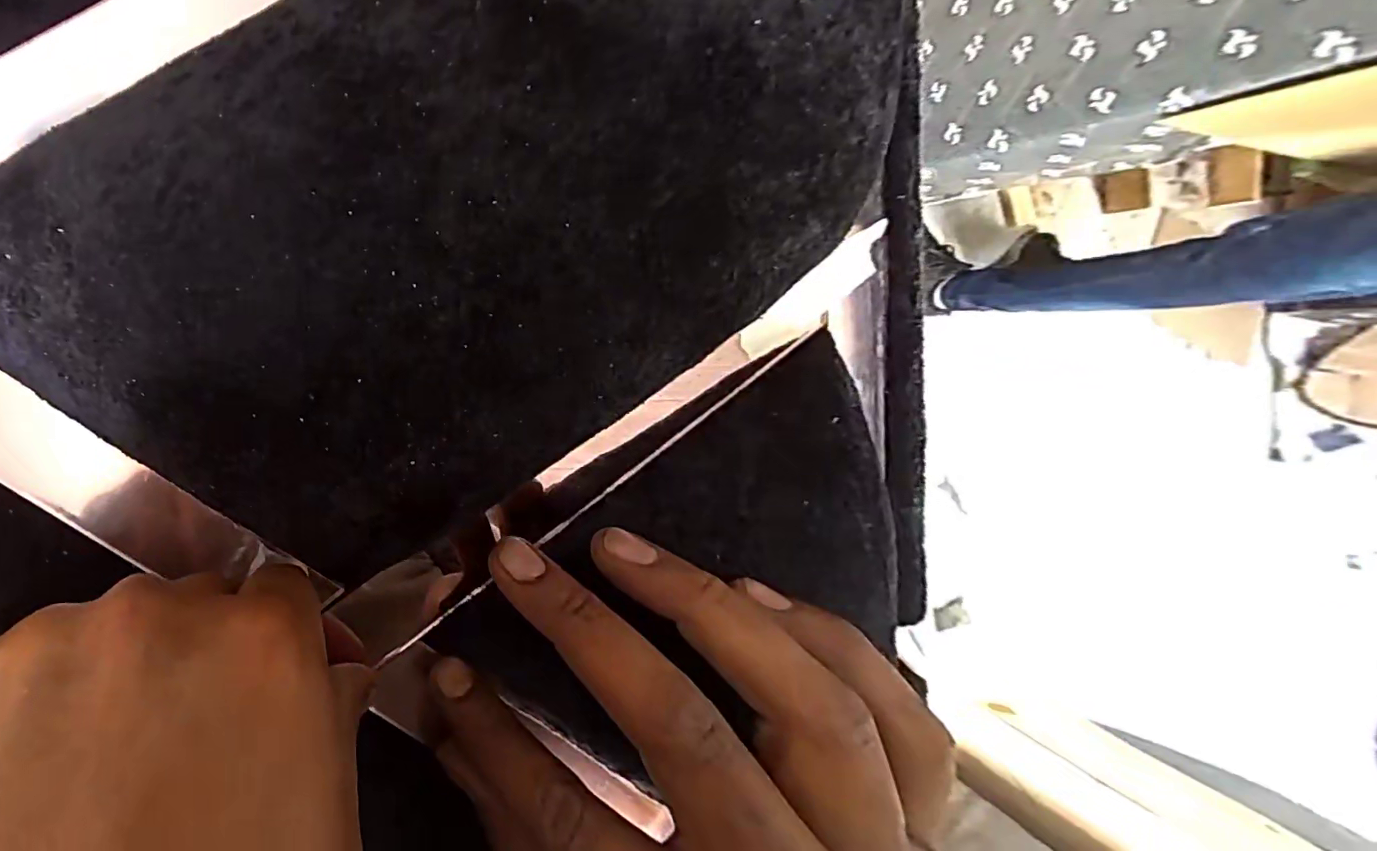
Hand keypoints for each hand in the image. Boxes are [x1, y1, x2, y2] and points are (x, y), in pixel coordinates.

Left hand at [0, 565, 374, 850]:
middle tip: (179, 746)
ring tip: (90, 782)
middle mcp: (159, 609)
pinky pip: (18, 672)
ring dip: (115, 679)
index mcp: (259, 638)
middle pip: (193, 602)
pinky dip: (28, 714)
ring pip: (105, 631)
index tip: (270, 685)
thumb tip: (333, 669)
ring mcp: (52, 637)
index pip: (282, 589)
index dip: (281, 636)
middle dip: (200, 656)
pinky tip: (16, 797)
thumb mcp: (314, 827)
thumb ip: (331, 720)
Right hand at [429, 531, 952, 849]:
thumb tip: (452, 707)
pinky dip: (832, 641)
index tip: (446, 668)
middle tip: (529, 564)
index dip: (497, 740)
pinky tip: (761, 594)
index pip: (571, 825)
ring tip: (634, 555)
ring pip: (815, 711)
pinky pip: (905, 721)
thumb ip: (523, 818)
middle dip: (595, 635)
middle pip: (692, 740)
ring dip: (710, 610)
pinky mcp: (931, 830)